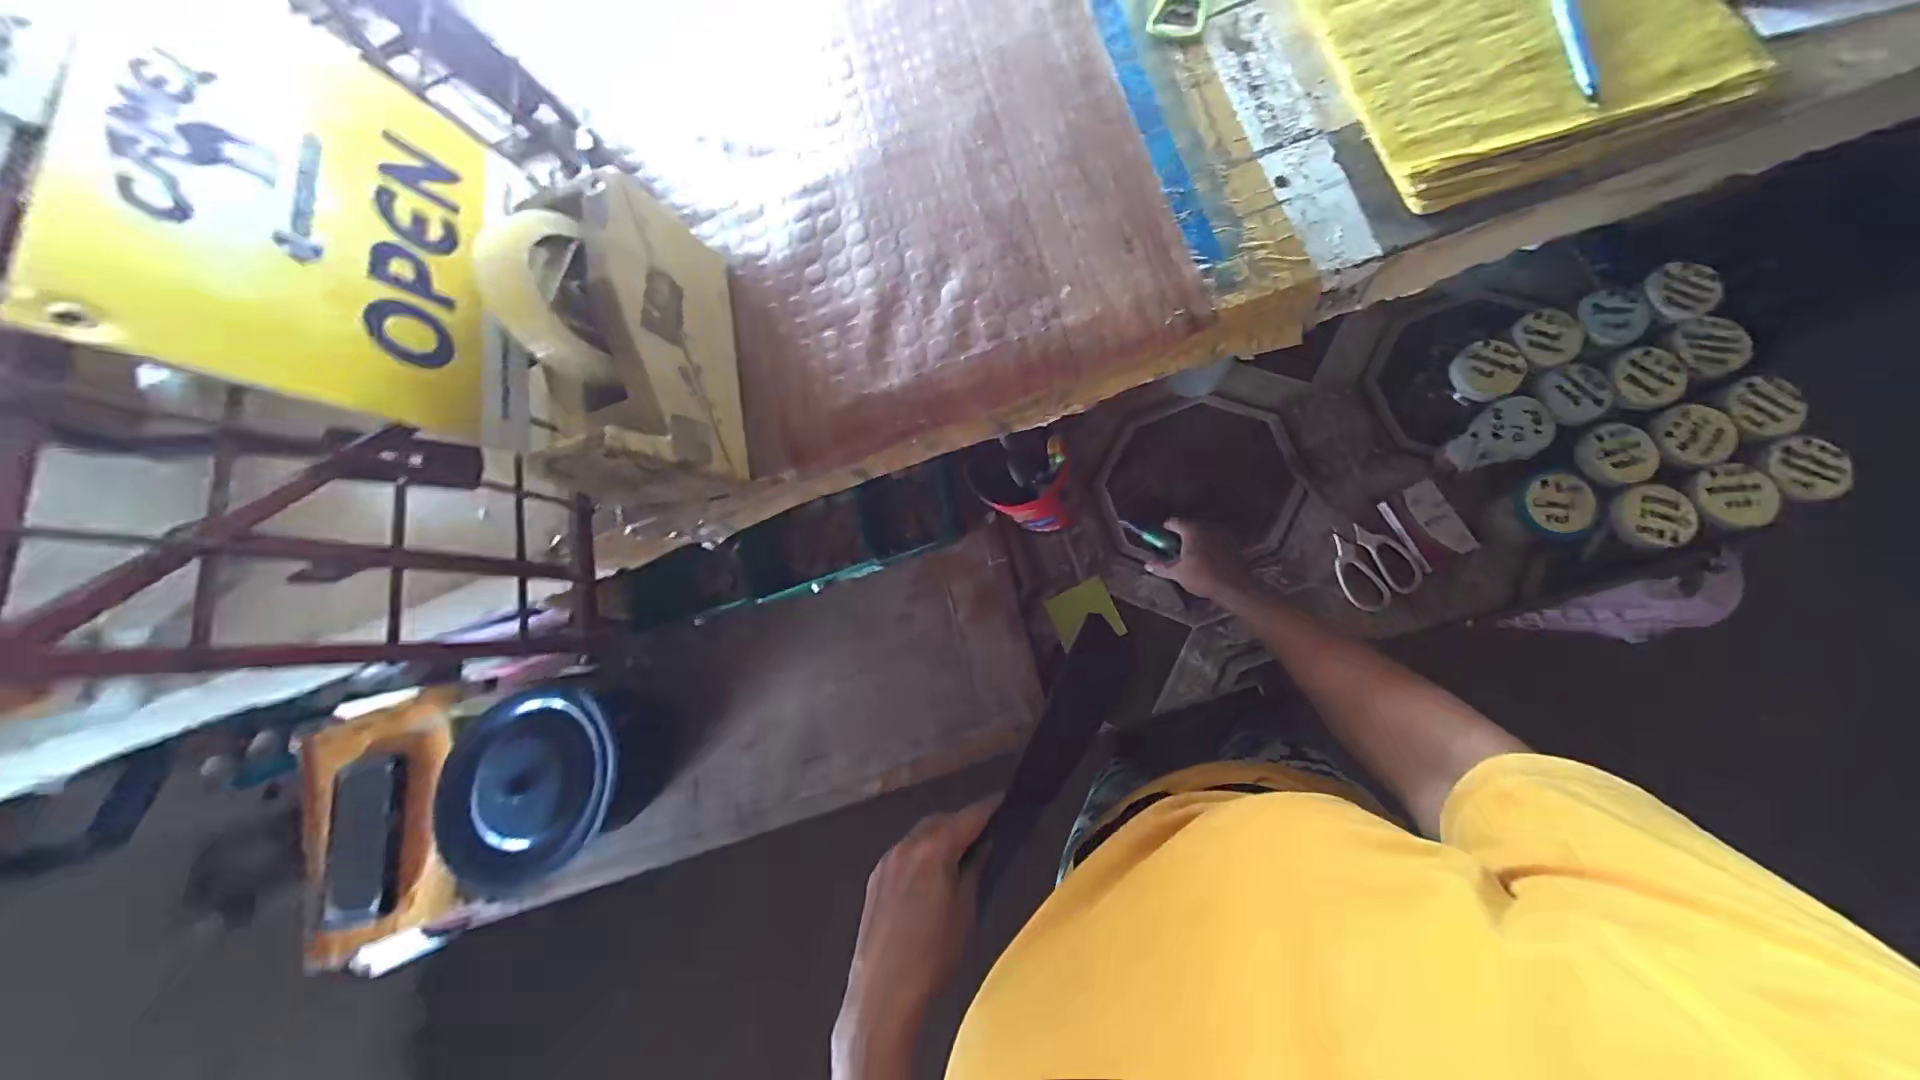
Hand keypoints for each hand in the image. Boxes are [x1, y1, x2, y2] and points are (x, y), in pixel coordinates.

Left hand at [832, 798, 997, 1079]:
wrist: (882, 994)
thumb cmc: (932, 955)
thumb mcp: (965, 911)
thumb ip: (974, 870)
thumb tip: (982, 847)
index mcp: (933, 849)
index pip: (968, 816)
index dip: (990, 807)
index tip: (1005, 800)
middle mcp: (906, 846)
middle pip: (941, 820)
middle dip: (963, 822)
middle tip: (986, 833)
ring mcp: (886, 861)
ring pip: (919, 834)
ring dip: (940, 836)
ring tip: (960, 854)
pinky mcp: (874, 879)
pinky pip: (904, 852)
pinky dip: (921, 852)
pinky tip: (931, 874)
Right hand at [1144, 519, 1255, 602]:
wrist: (1234, 587)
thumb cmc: (1202, 576)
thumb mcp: (1177, 573)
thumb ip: (1161, 567)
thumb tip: (1147, 565)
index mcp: (1192, 529)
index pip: (1175, 521)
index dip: (1167, 526)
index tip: (1162, 532)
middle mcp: (1208, 527)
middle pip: (1191, 525)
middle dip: (1183, 533)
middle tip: (1175, 545)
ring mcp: (1223, 534)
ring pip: (1205, 532)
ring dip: (1197, 539)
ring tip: (1191, 552)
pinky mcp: (1233, 544)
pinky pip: (1216, 540)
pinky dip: (1210, 546)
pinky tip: (1207, 558)